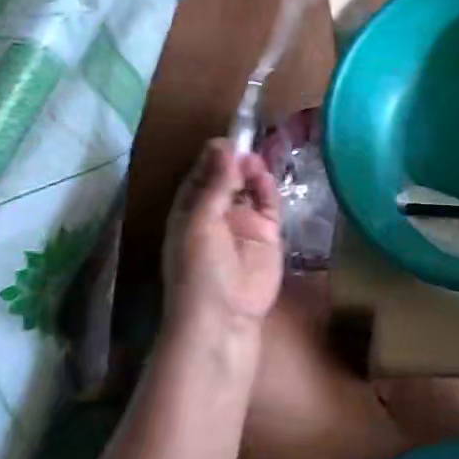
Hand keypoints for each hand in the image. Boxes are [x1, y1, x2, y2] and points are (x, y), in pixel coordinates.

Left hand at [163, 139, 282, 331]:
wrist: (223, 318)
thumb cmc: (199, 270)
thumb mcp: (199, 222)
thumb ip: (215, 185)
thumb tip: (224, 146)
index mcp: (189, 209)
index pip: (202, 173)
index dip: (214, 156)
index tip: (228, 140)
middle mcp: (216, 213)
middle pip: (228, 176)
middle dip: (235, 160)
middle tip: (246, 148)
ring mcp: (243, 223)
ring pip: (250, 187)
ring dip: (252, 171)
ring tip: (256, 163)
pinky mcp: (268, 234)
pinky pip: (269, 204)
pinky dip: (268, 189)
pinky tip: (265, 178)